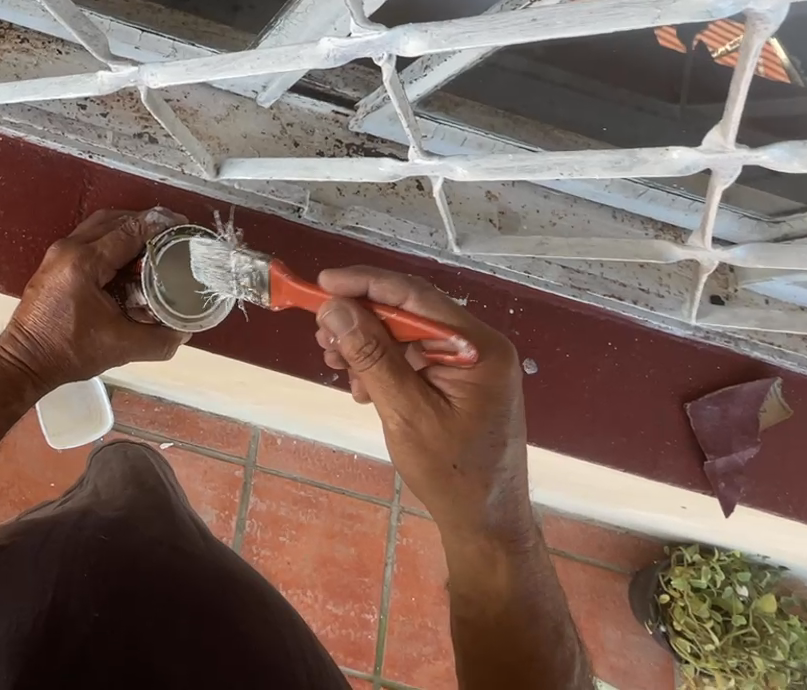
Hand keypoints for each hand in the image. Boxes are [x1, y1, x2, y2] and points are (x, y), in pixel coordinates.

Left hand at [0, 208, 192, 396]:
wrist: (25, 360)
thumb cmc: (68, 352)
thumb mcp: (121, 347)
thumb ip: (159, 339)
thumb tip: (185, 331)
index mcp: (84, 262)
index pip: (129, 231)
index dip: (159, 226)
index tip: (182, 226)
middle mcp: (69, 248)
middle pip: (114, 220)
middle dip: (145, 222)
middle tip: (172, 231)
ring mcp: (58, 252)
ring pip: (99, 225)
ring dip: (127, 228)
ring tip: (155, 240)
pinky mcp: (55, 262)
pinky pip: (89, 238)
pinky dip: (111, 239)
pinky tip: (129, 256)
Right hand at [314, 267, 533, 542]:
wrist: (485, 523)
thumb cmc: (453, 472)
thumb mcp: (406, 412)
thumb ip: (372, 355)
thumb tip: (335, 308)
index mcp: (476, 346)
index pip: (413, 295)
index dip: (364, 283)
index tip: (322, 283)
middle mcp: (474, 345)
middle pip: (406, 311)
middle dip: (359, 318)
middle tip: (321, 333)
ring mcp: (464, 362)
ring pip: (401, 332)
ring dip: (363, 342)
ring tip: (334, 360)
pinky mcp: (452, 379)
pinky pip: (406, 355)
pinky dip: (376, 363)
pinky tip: (359, 384)